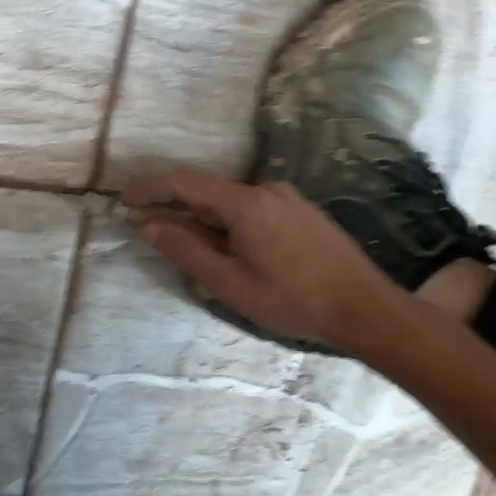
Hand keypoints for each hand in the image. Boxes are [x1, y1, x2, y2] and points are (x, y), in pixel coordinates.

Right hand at [123, 168, 410, 349]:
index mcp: (246, 204)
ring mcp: (288, 199)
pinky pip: (251, 208)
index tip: (124, 199)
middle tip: (150, 228)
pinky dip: (227, 221)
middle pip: (206, 191)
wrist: (371, 312)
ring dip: (203, 218)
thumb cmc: (295, 301)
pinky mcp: (302, 212)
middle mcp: (266, 190)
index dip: (150, 188)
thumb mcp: (230, 283)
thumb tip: (149, 225)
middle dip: (174, 207)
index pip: (184, 183)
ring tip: (191, 248)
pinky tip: (228, 249)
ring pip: (229, 201)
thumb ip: (186, 250)